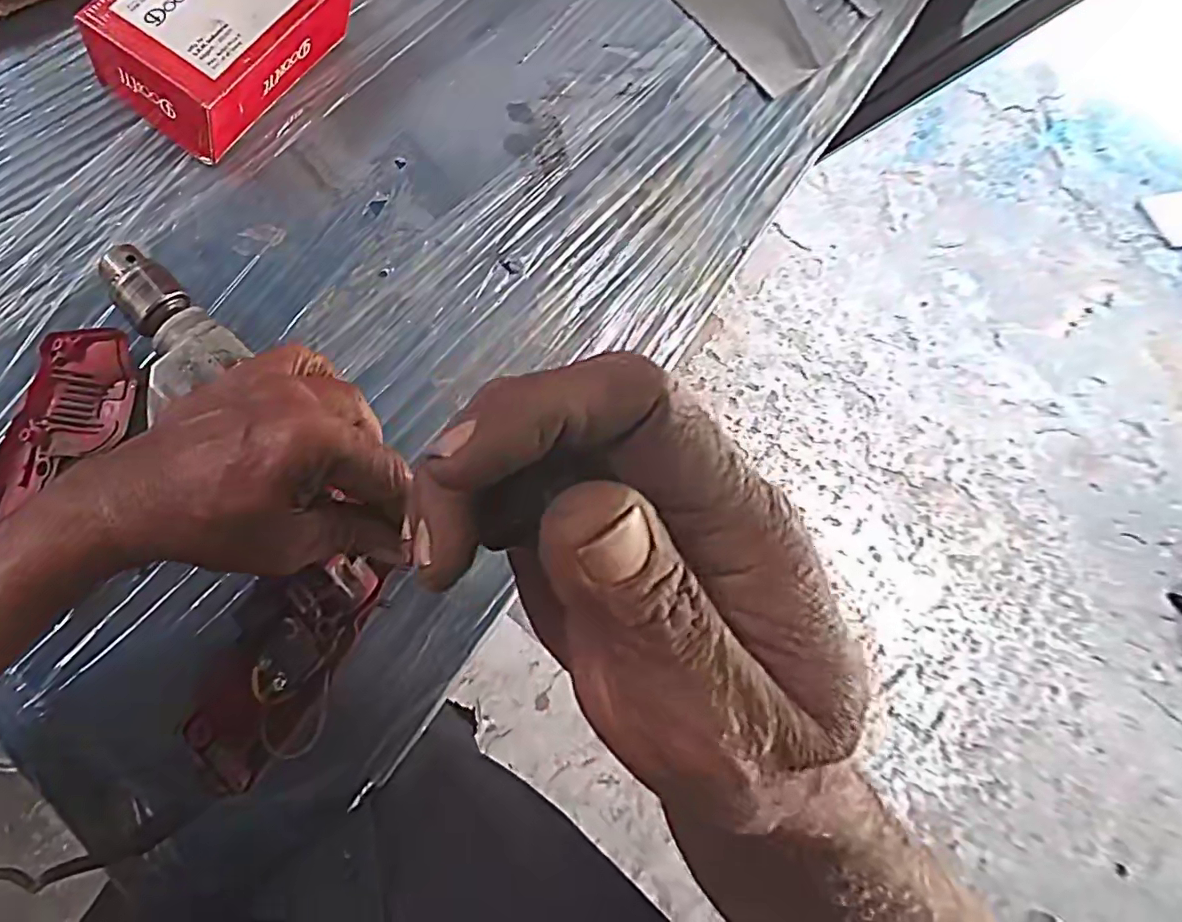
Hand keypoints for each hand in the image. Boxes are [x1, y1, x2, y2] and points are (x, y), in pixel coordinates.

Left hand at [50, 345, 410, 577]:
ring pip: (344, 396)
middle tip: (362, 508)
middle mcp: (303, 394)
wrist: (139, 494)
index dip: (399, 506)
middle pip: (369, 430)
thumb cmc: (207, 524)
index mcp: (314, 437)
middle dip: (373, 473)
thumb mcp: (288, 543)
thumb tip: (395, 542)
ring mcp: (277, 374)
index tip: (401, 529)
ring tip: (335, 467)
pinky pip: (308, 365)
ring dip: (352, 432)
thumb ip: (351, 534)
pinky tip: (312, 416)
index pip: (384, 469)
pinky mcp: (254, 368)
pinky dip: (321, 388)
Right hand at [409, 352, 866, 830]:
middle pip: (560, 409)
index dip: (536, 409)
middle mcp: (673, 484)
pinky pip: (508, 481)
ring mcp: (619, 497)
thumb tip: (582, 509)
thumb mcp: (720, 720)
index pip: (636, 401)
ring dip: (458, 485)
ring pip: (520, 441)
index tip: (457, 466)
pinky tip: (453, 555)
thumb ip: (662, 614)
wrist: (749, 781)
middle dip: (476, 457)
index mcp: (732, 510)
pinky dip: (462, 506)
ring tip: (435, 558)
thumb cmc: (751, 759)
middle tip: (431, 541)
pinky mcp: (574, 520)